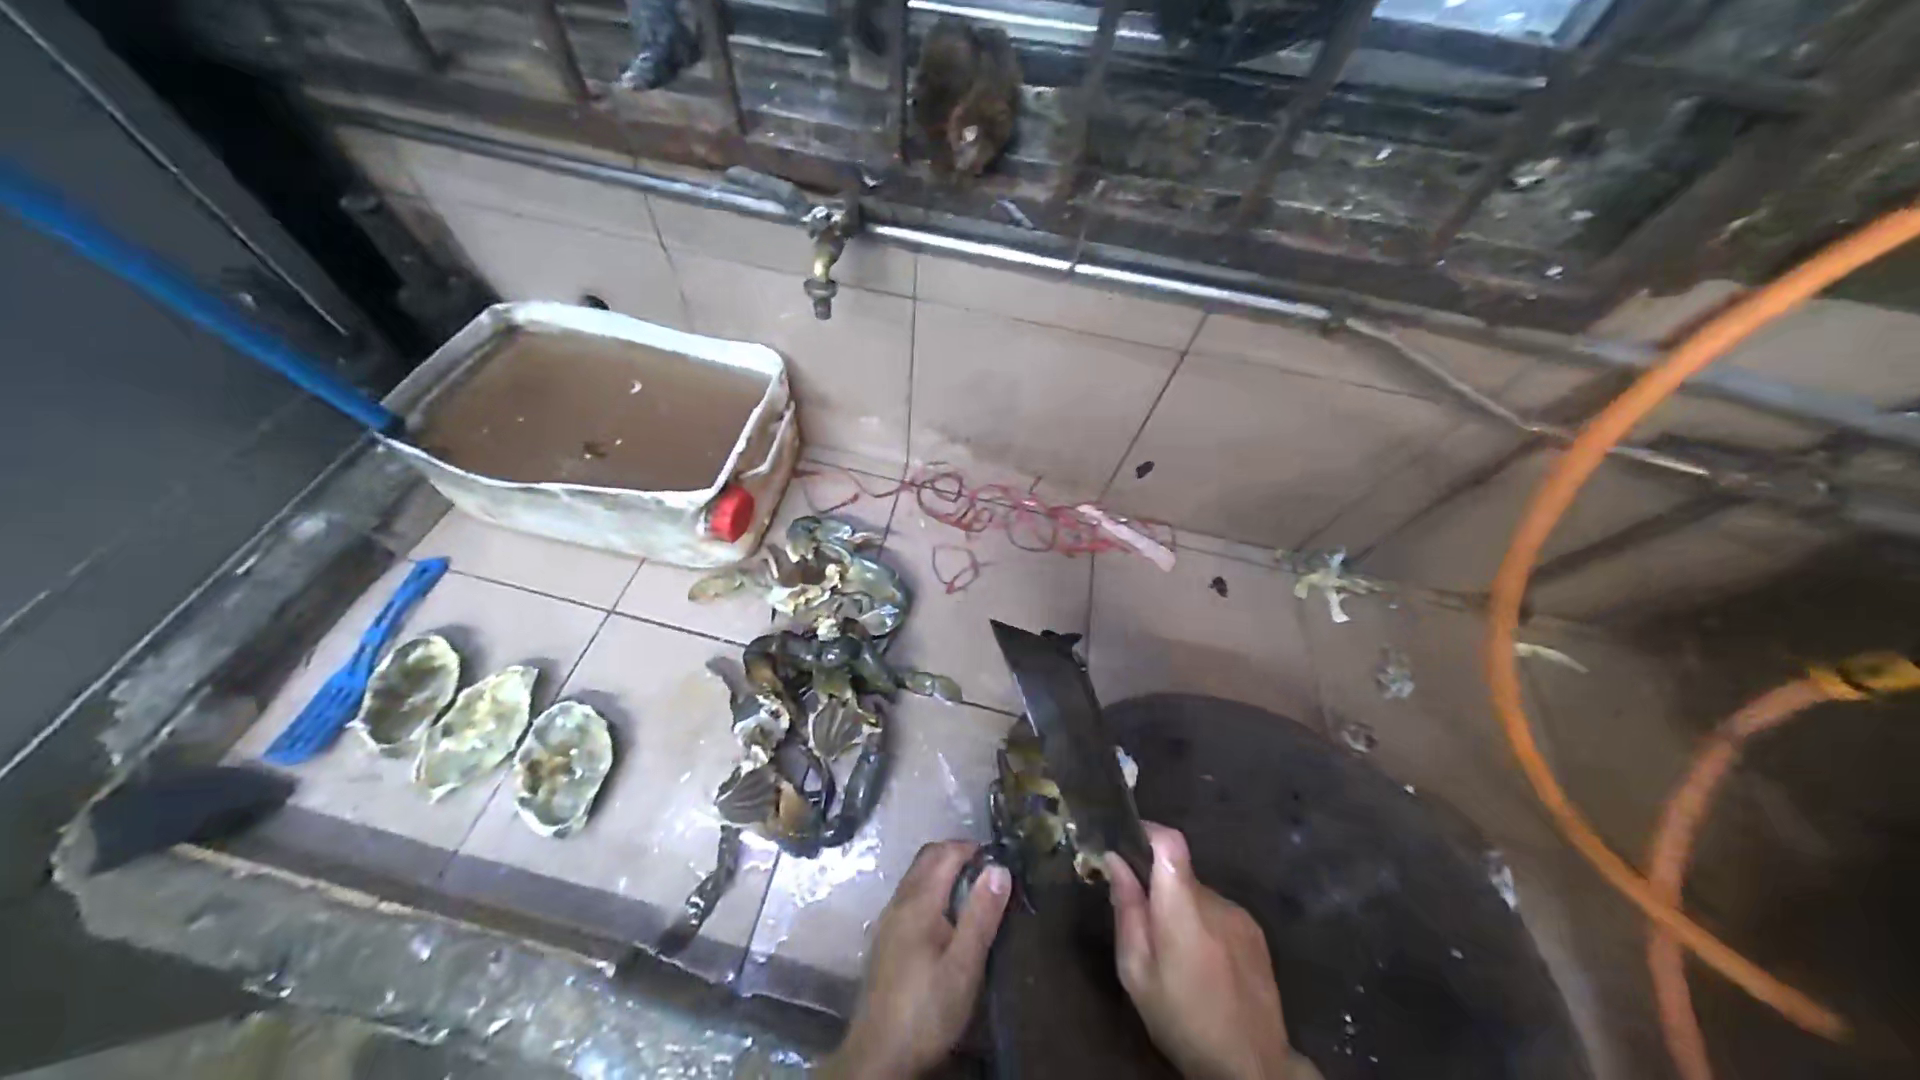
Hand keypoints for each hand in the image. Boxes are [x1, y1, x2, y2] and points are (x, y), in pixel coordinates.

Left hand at [824, 841, 1011, 1078]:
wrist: (878, 1056)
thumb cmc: (927, 1010)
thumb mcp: (964, 965)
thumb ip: (981, 914)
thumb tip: (999, 868)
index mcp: (918, 901)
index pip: (945, 853)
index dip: (972, 848)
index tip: (1000, 858)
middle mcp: (899, 902)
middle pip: (927, 858)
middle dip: (957, 853)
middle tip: (989, 870)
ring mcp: (888, 920)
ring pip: (917, 876)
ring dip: (944, 871)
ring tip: (974, 891)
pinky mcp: (885, 939)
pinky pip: (911, 895)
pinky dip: (932, 889)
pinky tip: (947, 918)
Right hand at [1107, 823, 1297, 1079]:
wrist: (1251, 1067)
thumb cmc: (1182, 1019)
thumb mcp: (1136, 971)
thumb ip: (1127, 909)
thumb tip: (1115, 861)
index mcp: (1182, 906)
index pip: (1170, 841)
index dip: (1147, 831)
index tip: (1126, 842)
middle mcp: (1215, 900)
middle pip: (1179, 871)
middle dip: (1157, 886)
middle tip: (1141, 922)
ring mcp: (1239, 915)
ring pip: (1197, 894)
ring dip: (1181, 909)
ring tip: (1174, 954)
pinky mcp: (1255, 933)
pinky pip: (1217, 912)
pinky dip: (1203, 924)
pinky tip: (1202, 963)